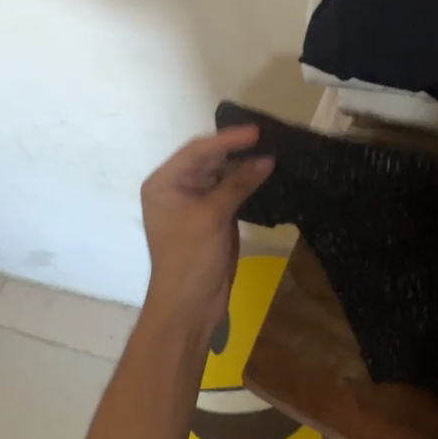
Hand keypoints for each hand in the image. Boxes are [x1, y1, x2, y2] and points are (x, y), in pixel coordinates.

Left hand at [138, 125, 273, 332]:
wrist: (189, 306)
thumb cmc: (191, 258)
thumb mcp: (212, 216)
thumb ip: (238, 184)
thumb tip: (266, 159)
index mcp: (165, 183)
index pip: (198, 151)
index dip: (227, 140)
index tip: (257, 131)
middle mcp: (177, 188)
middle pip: (209, 159)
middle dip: (237, 150)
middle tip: (269, 138)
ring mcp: (195, 203)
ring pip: (222, 174)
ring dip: (244, 165)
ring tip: (273, 151)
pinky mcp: (212, 217)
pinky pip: (230, 191)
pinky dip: (246, 183)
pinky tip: (266, 174)